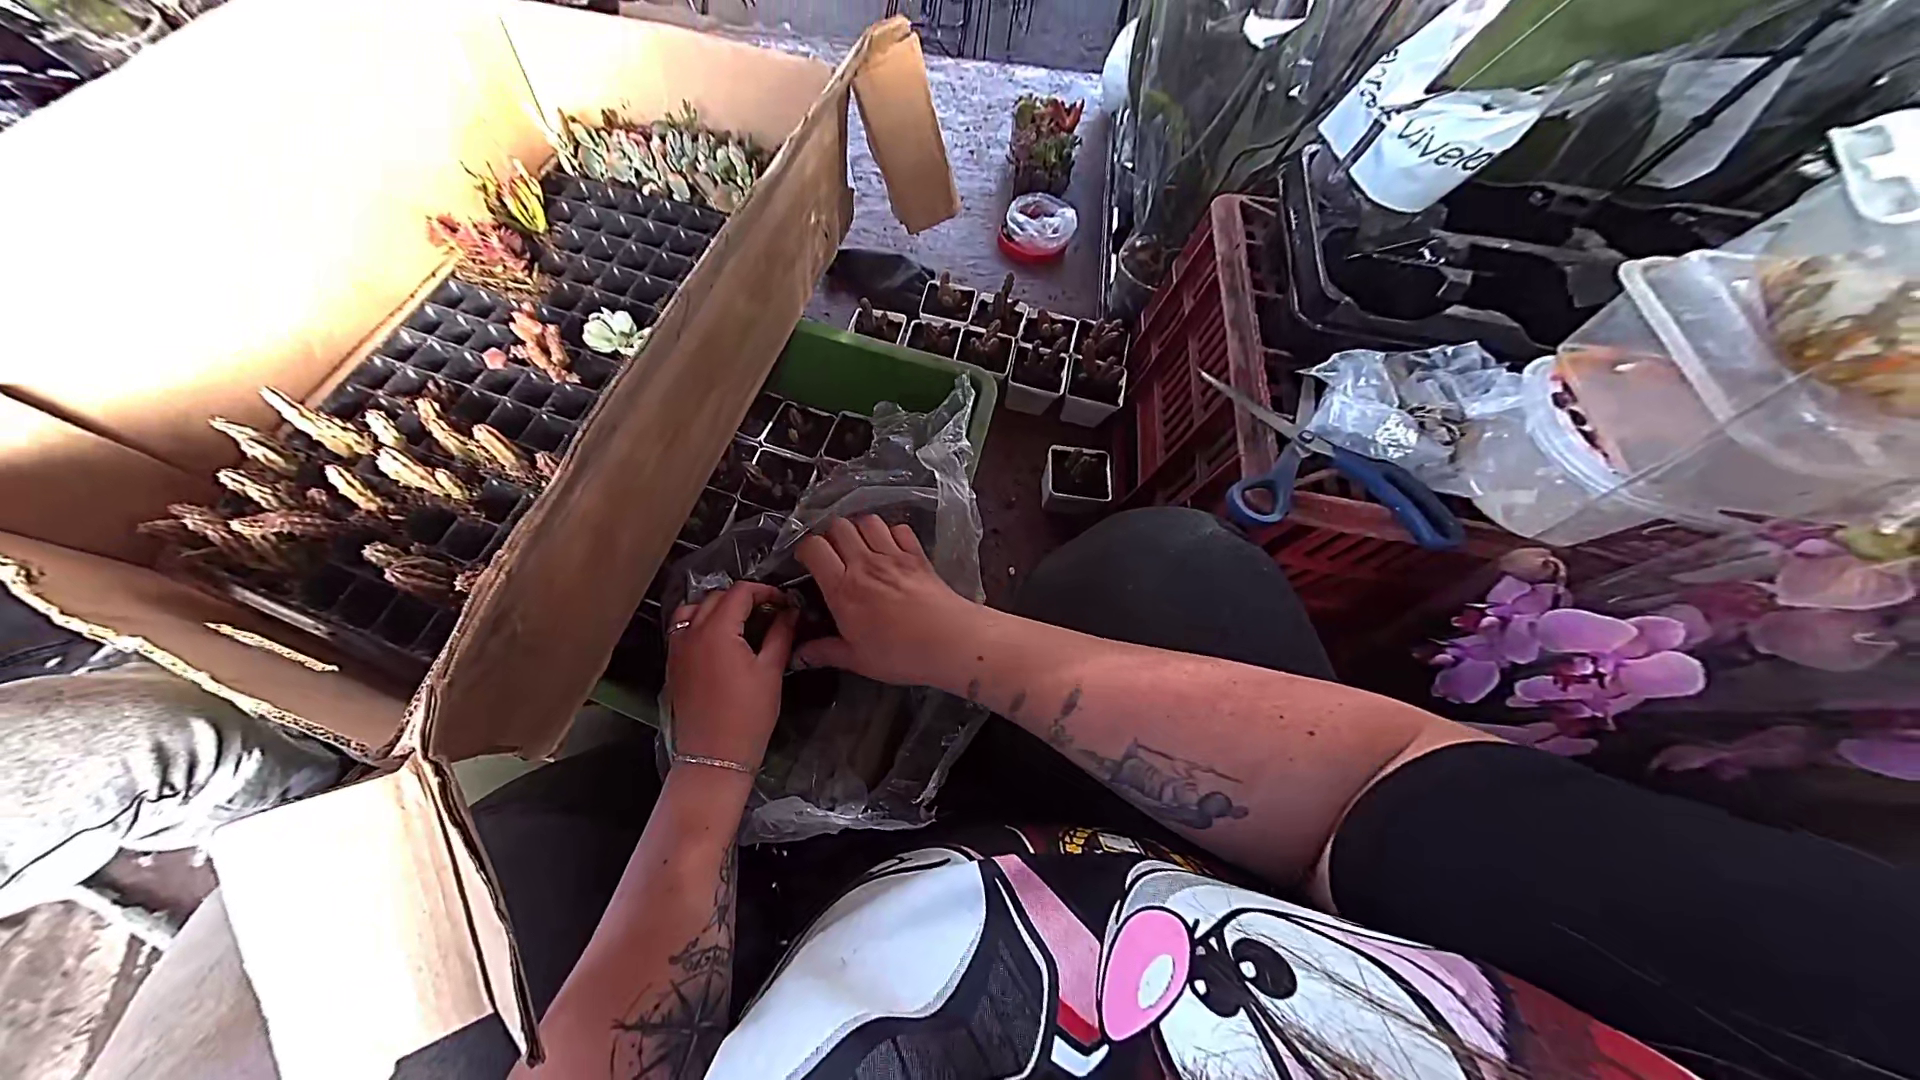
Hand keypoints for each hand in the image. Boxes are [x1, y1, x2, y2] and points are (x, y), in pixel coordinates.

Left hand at [665, 581, 796, 769]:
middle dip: (744, 598)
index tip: (784, 602)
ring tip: (741, 621)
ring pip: (693, 609)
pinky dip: (700, 623)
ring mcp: (677, 648)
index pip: (740, 592)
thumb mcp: (771, 671)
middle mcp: (691, 632)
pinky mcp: (673, 664)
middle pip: (716, 596)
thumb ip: (781, 634)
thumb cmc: (747, 715)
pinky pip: (682, 629)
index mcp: (716, 630)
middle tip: (770, 612)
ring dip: (717, 607)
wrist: (713, 757)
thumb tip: (790, 612)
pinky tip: (721, 640)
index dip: (765, 591)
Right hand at [792, 515, 984, 686]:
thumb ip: (825, 652)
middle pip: (839, 526)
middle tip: (831, 552)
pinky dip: (891, 532)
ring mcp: (893, 556)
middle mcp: (865, 565)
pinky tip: (890, 546)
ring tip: (858, 544)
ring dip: (858, 528)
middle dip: (830, 533)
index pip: (814, 548)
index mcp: (843, 589)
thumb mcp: (857, 659)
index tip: (806, 560)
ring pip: (868, 521)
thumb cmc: (901, 654)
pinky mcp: (917, 556)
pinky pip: (900, 529)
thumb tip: (801, 655)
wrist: (950, 641)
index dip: (804, 548)